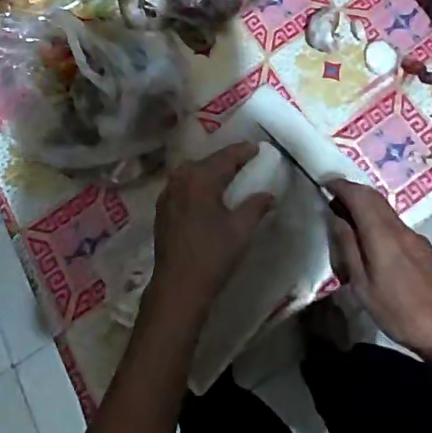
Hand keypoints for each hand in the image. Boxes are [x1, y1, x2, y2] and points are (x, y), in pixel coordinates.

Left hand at [146, 142, 275, 323]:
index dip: (243, 151)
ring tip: (229, 176)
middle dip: (226, 160)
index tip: (258, 147)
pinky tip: (208, 194)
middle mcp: (180, 178)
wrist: (178, 285)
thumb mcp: (240, 230)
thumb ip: (256, 206)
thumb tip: (270, 195)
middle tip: (245, 160)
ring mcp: (167, 192)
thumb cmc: (212, 255)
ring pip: (192, 173)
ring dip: (210, 171)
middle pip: (207, 162)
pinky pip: (183, 186)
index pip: (225, 157)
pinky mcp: (162, 207)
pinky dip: (197, 184)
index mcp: (199, 178)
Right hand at [324, 178, 431, 361]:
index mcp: (382, 234)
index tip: (324, 184)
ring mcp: (415, 237)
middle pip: (374, 197)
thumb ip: (348, 247)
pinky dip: (377, 219)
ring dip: (365, 205)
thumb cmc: (398, 311)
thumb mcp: (362, 284)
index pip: (359, 196)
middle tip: (332, 199)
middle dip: (352, 191)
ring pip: (385, 209)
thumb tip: (336, 217)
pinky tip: (371, 241)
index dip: (341, 186)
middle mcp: (400, 228)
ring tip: (347, 221)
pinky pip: (394, 223)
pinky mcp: (423, 249)